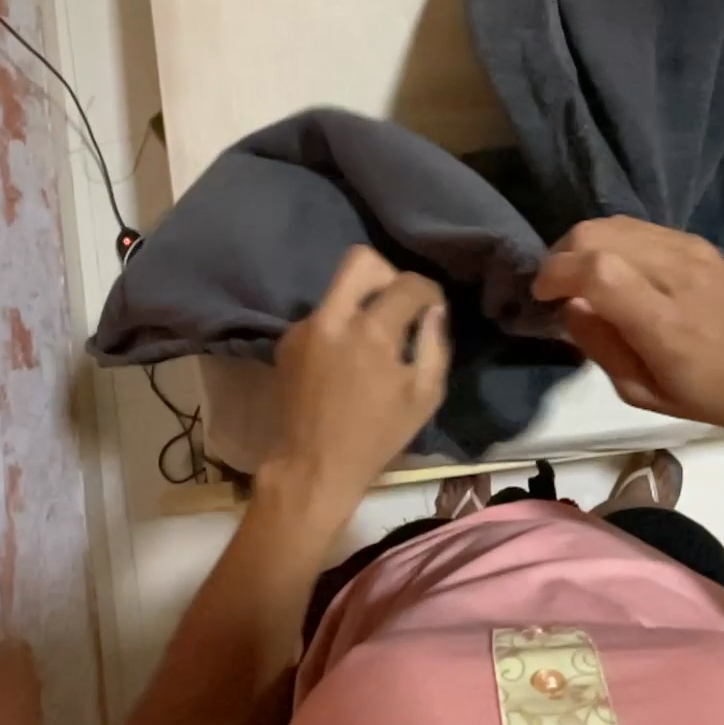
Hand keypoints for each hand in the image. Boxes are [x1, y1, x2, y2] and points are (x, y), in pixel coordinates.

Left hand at [265, 246, 449, 517]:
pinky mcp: (287, 340)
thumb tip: (433, 310)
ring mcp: (305, 327)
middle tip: (397, 304)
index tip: (431, 308)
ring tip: (371, 339)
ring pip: (338, 289)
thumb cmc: (377, 435)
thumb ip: (436, 343)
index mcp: (372, 332)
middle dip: (387, 274)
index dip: (428, 291)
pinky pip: (321, 316)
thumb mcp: (425, 395)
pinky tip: (344, 359)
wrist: (313, 465)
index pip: (407, 283)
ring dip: (361, 303)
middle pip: (360, 260)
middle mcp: (333, 318)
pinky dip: (339, 327)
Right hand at [532, 218, 723, 442]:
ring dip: (581, 244)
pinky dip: (609, 239)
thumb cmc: (706, 395)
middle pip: (597, 235)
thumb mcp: (639, 391)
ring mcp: (691, 252)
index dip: (556, 273)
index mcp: (663, 322)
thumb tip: (567, 303)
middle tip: (554, 284)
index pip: (596, 270)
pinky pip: (636, 226)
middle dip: (561, 255)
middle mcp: (677, 275)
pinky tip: (609, 265)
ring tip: (576, 274)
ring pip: (613, 224)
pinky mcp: (698, 243)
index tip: (543, 294)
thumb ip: (598, 344)